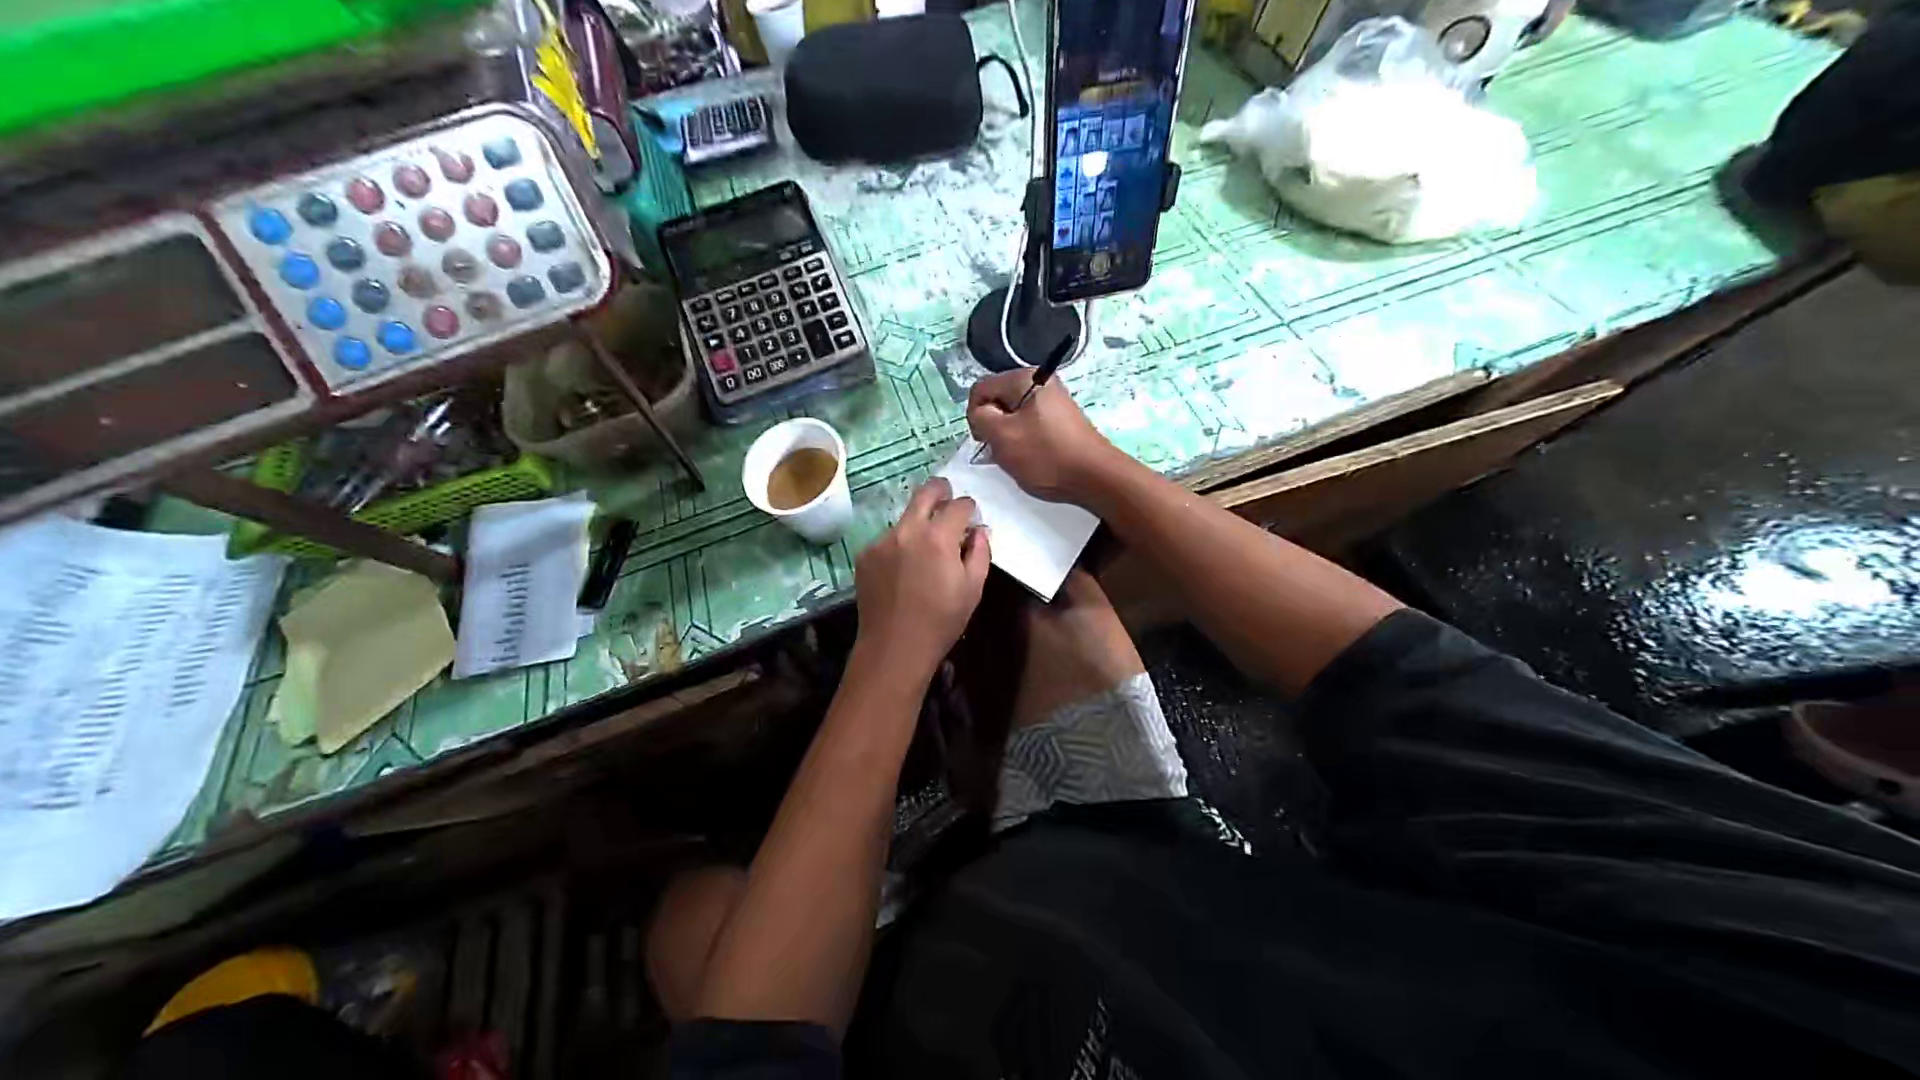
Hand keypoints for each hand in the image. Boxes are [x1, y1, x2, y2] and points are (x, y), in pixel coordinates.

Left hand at [853, 478, 990, 678]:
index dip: (969, 508)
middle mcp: (907, 530)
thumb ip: (980, 552)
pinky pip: (888, 539)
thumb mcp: (973, 589)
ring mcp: (882, 541)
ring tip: (925, 549)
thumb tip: (980, 531)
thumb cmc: (941, 621)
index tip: (971, 517)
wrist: (894, 647)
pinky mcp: (865, 555)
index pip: (958, 505)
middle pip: (925, 493)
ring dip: (918, 523)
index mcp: (938, 537)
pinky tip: (904, 568)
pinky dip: (900, 544)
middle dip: (940, 490)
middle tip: (947, 497)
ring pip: (905, 518)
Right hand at [967, 371, 1122, 504]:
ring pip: (1012, 418)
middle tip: (1003, 451)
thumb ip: (980, 417)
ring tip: (1019, 458)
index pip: (980, 390)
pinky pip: (1029, 428)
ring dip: (1008, 439)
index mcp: (1025, 378)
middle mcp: (1040, 382)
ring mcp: (1052, 402)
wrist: (1094, 477)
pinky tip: (1032, 460)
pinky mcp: (1060, 421)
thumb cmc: (1046, 455)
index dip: (975, 416)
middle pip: (997, 402)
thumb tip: (982, 413)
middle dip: (993, 428)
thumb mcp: (1002, 436)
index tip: (985, 440)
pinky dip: (1024, 444)